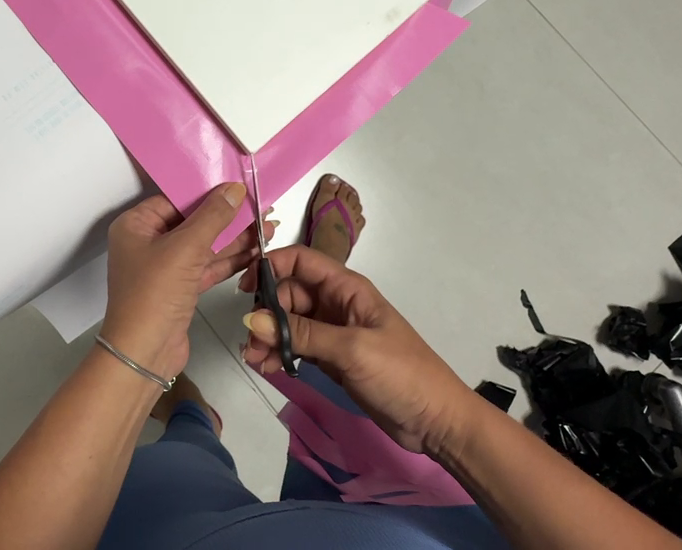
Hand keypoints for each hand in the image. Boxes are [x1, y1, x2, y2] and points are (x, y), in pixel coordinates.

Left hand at [100, 184, 269, 381]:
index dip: (207, 192)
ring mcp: (165, 267)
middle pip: (193, 221)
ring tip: (268, 225)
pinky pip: (207, 266)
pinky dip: (230, 260)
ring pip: (204, 245)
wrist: (144, 355)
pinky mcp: (180, 289)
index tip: (238, 185)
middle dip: (227, 217)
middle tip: (261, 206)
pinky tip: (256, 250)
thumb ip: (212, 217)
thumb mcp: (185, 249)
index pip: (175, 199)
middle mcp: (148, 242)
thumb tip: (234, 189)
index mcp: (136, 225)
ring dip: (235, 238)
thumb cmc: (155, 294)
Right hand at [241, 245, 470, 452]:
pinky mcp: (332, 357)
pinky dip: (280, 353)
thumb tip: (251, 320)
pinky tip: (269, 367)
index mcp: (346, 287)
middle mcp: (336, 303)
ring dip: (269, 336)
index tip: (245, 288)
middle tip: (250, 341)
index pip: (300, 260)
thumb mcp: (351, 349)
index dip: (270, 266)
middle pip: (289, 293)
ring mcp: (333, 330)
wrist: (436, 420)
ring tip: (255, 360)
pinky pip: (297, 346)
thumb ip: (301, 333)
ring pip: (289, 321)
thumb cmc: (401, 373)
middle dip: (265, 312)